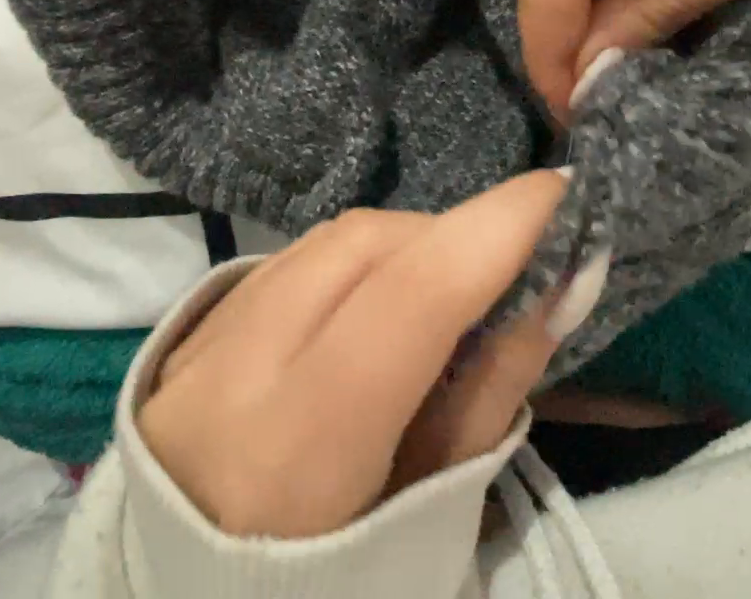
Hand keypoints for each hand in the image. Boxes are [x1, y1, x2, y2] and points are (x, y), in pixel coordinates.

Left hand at [138, 171, 596, 538]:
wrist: (195, 590)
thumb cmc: (336, 572)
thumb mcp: (432, 505)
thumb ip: (492, 390)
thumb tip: (555, 286)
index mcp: (296, 450)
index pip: (406, 300)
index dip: (493, 231)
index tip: (558, 191)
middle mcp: (232, 375)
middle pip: (364, 247)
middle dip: (453, 232)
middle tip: (508, 254)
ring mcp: (199, 345)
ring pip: (325, 241)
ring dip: (406, 240)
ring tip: (448, 282)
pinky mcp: (192, 330)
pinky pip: (292, 257)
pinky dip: (356, 255)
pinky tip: (379, 292)